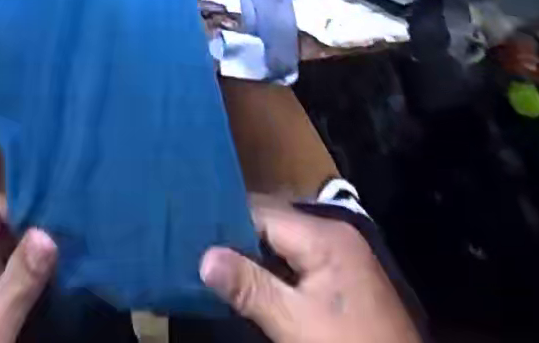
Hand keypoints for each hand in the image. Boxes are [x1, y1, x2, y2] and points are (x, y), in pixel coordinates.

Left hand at [0, 193, 56, 342]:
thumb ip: (21, 277)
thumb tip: (50, 233)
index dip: (25, 209)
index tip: (60, 219)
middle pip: (1, 227)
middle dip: (34, 232)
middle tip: (73, 236)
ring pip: (6, 250)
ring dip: (33, 255)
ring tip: (71, 252)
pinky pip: (5, 274)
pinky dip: (26, 275)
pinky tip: (54, 276)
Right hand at [201, 199, 420, 342]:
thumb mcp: (295, 326)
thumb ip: (249, 287)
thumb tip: (202, 256)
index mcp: (324, 235)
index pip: (261, 212)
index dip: (225, 223)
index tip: (190, 232)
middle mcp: (335, 234)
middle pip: (273, 223)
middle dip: (238, 238)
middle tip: (197, 249)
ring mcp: (345, 259)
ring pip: (285, 244)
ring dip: (255, 256)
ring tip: (216, 265)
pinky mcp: (348, 283)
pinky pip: (301, 263)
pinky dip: (277, 272)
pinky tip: (253, 286)